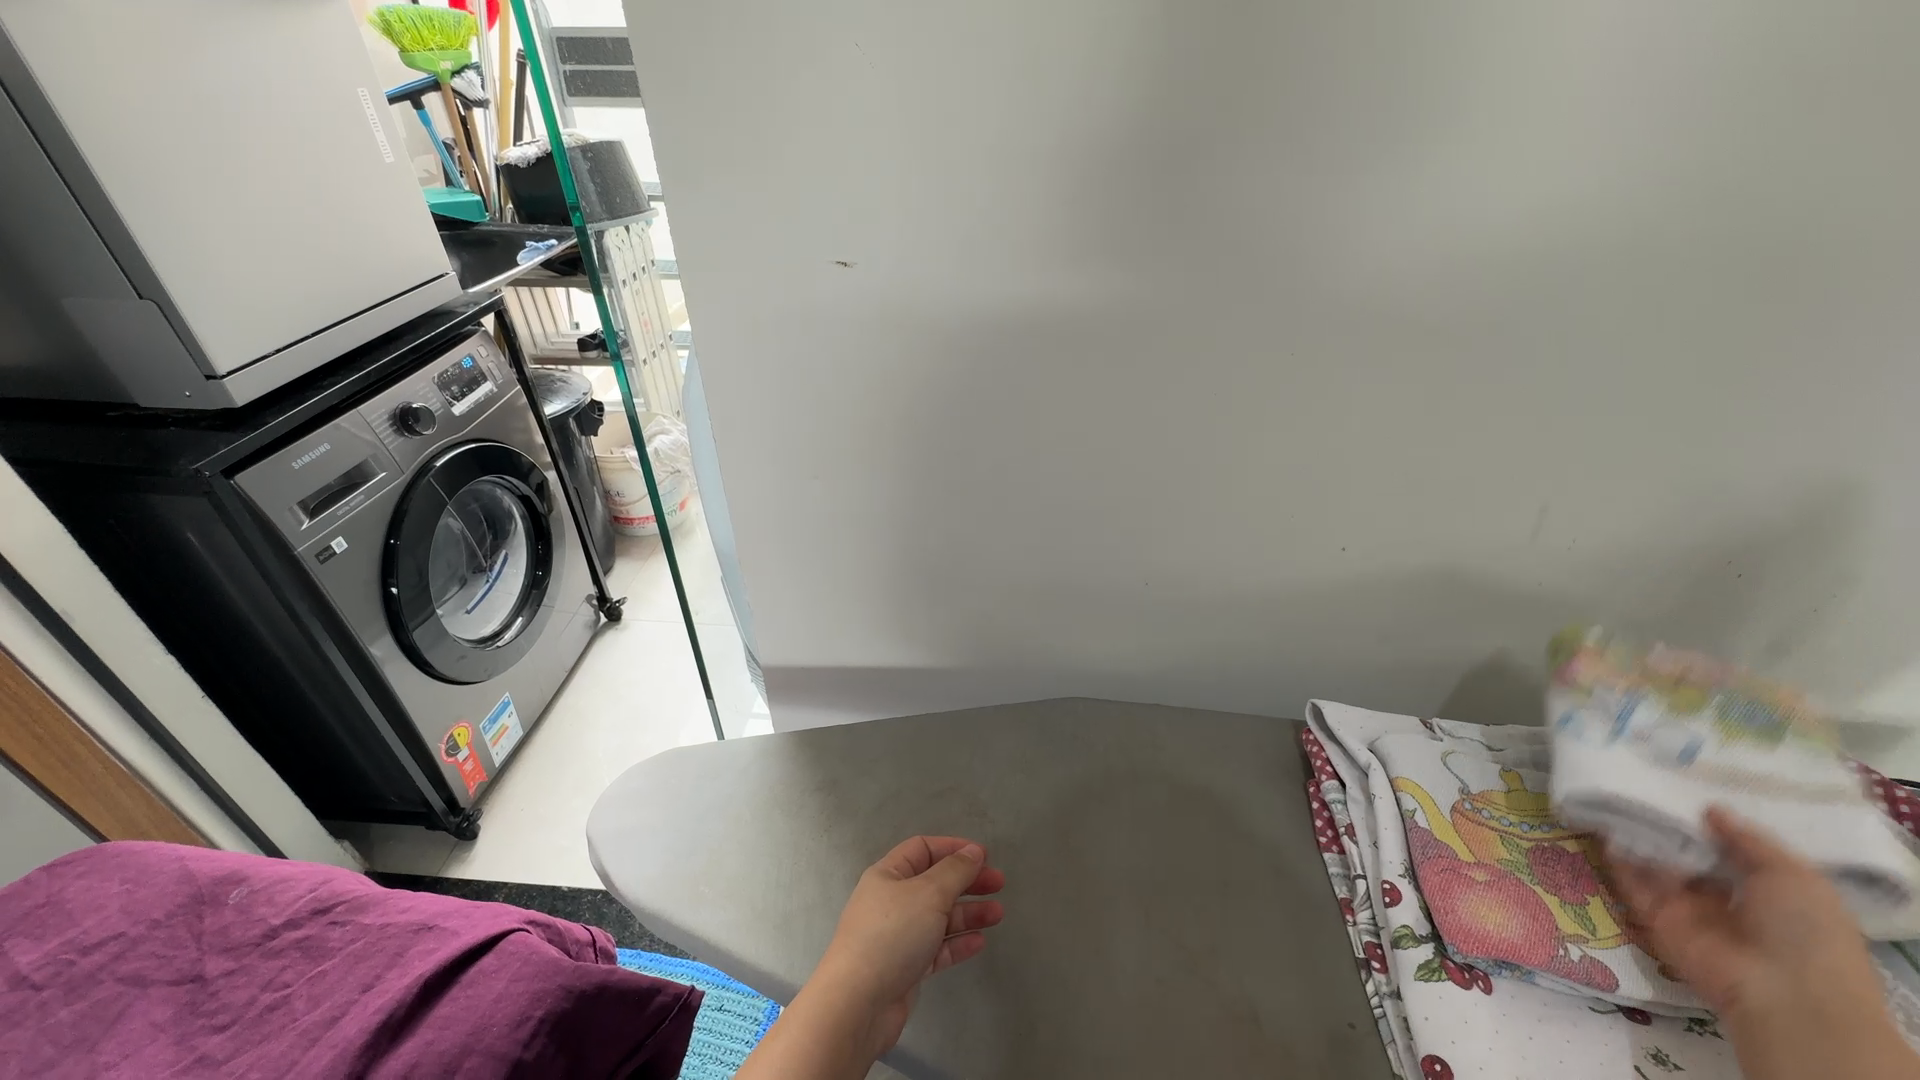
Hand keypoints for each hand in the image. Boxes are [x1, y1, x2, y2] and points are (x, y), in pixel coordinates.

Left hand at [814, 836, 1006, 1054]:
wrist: (859, 1003)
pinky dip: (957, 943)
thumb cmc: (892, 935)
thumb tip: (973, 851)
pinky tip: (978, 942)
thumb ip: (956, 871)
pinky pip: (936, 948)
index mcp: (889, 875)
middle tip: (998, 883)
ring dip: (968, 913)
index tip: (984, 856)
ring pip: (939, 917)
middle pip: (935, 883)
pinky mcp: (905, 967)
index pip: (923, 849)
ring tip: (997, 914)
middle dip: (967, 881)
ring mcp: (898, 936)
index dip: (953, 848)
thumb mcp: (929, 893)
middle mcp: (892, 901)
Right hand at [1605, 807, 1918, 1079]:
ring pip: (1656, 865)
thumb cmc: (1804, 929)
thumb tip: (1711, 809)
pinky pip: (1633, 885)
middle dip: (1668, 826)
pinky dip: (1619, 860)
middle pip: (1688, 855)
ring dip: (1638, 838)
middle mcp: (1725, 897)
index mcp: (1766, 889)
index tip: (1684, 789)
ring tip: (1615, 800)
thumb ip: (1749, 840)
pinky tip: (1605, 830)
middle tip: (1641, 787)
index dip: (1710, 823)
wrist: (1782, 990)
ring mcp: (1687, 909)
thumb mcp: (1792, 875)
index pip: (1731, 850)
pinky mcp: (1656, 918)